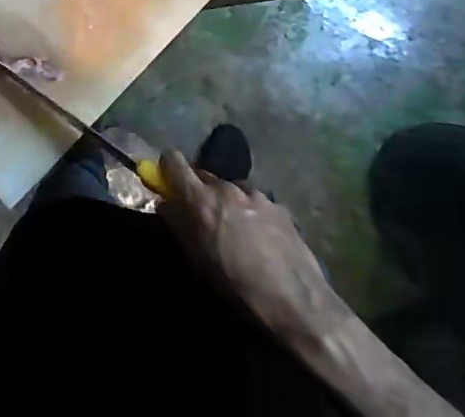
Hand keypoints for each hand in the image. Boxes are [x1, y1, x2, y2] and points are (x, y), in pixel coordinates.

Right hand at [157, 150, 343, 342]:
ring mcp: (257, 194)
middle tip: (201, 215)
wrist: (298, 303)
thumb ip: (180, 226)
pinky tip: (258, 238)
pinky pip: (254, 200)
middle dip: (197, 190)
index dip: (166, 167)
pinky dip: (248, 210)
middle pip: (203, 174)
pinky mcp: (278, 205)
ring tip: (234, 230)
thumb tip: (166, 204)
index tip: (166, 181)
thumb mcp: (200, 263)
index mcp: (203, 201)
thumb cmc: (240, 289)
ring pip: (230, 187)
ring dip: (225, 200)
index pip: (174, 161)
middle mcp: (228, 188)